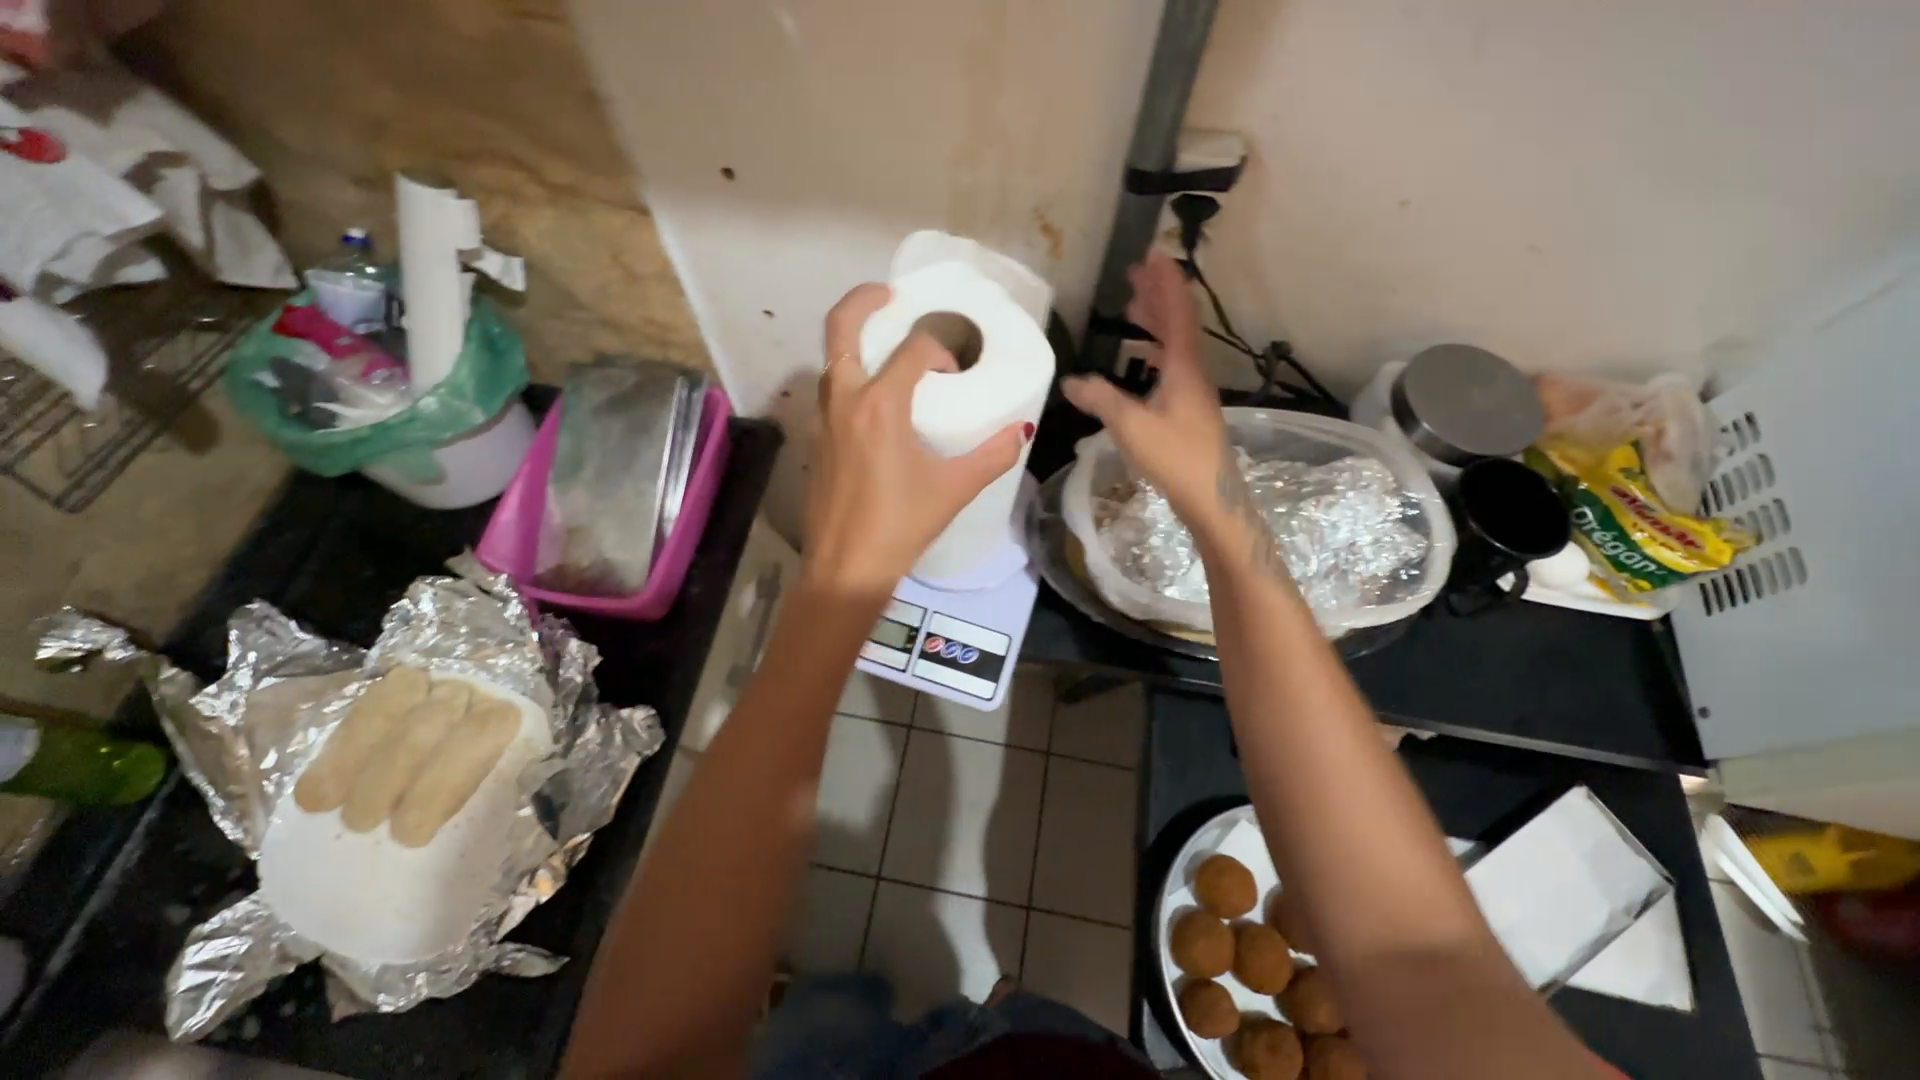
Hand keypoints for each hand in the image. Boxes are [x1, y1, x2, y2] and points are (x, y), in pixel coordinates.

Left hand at [802, 284, 1029, 599]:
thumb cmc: (901, 526)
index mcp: (880, 405)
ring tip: (886, 347)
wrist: (844, 568)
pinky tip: (875, 402)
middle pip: (841, 329)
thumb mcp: (954, 489)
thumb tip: (1020, 430)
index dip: (939, 348)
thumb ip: (992, 455)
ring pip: (832, 361)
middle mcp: (844, 401)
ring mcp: (822, 420)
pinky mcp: (815, 441)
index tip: (954, 372)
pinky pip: (829, 391)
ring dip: (855, 342)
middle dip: (864, 301)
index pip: (913, 349)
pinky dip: (849, 377)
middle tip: (890, 295)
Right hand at [1061, 252, 1233, 532]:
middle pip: (1178, 323)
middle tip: (1136, 273)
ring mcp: (1193, 393)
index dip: (1166, 282)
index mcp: (1184, 367)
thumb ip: (1101, 399)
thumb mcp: (1131, 426)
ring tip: (1135, 305)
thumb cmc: (1175, 458)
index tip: (1154, 255)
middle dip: (1158, 296)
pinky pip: (1173, 365)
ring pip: (1176, 345)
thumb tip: (1070, 382)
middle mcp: (1193, 373)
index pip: (1177, 312)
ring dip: (1157, 322)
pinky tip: (1143, 359)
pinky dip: (1156, 350)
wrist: (1212, 499)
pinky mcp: (1189, 411)